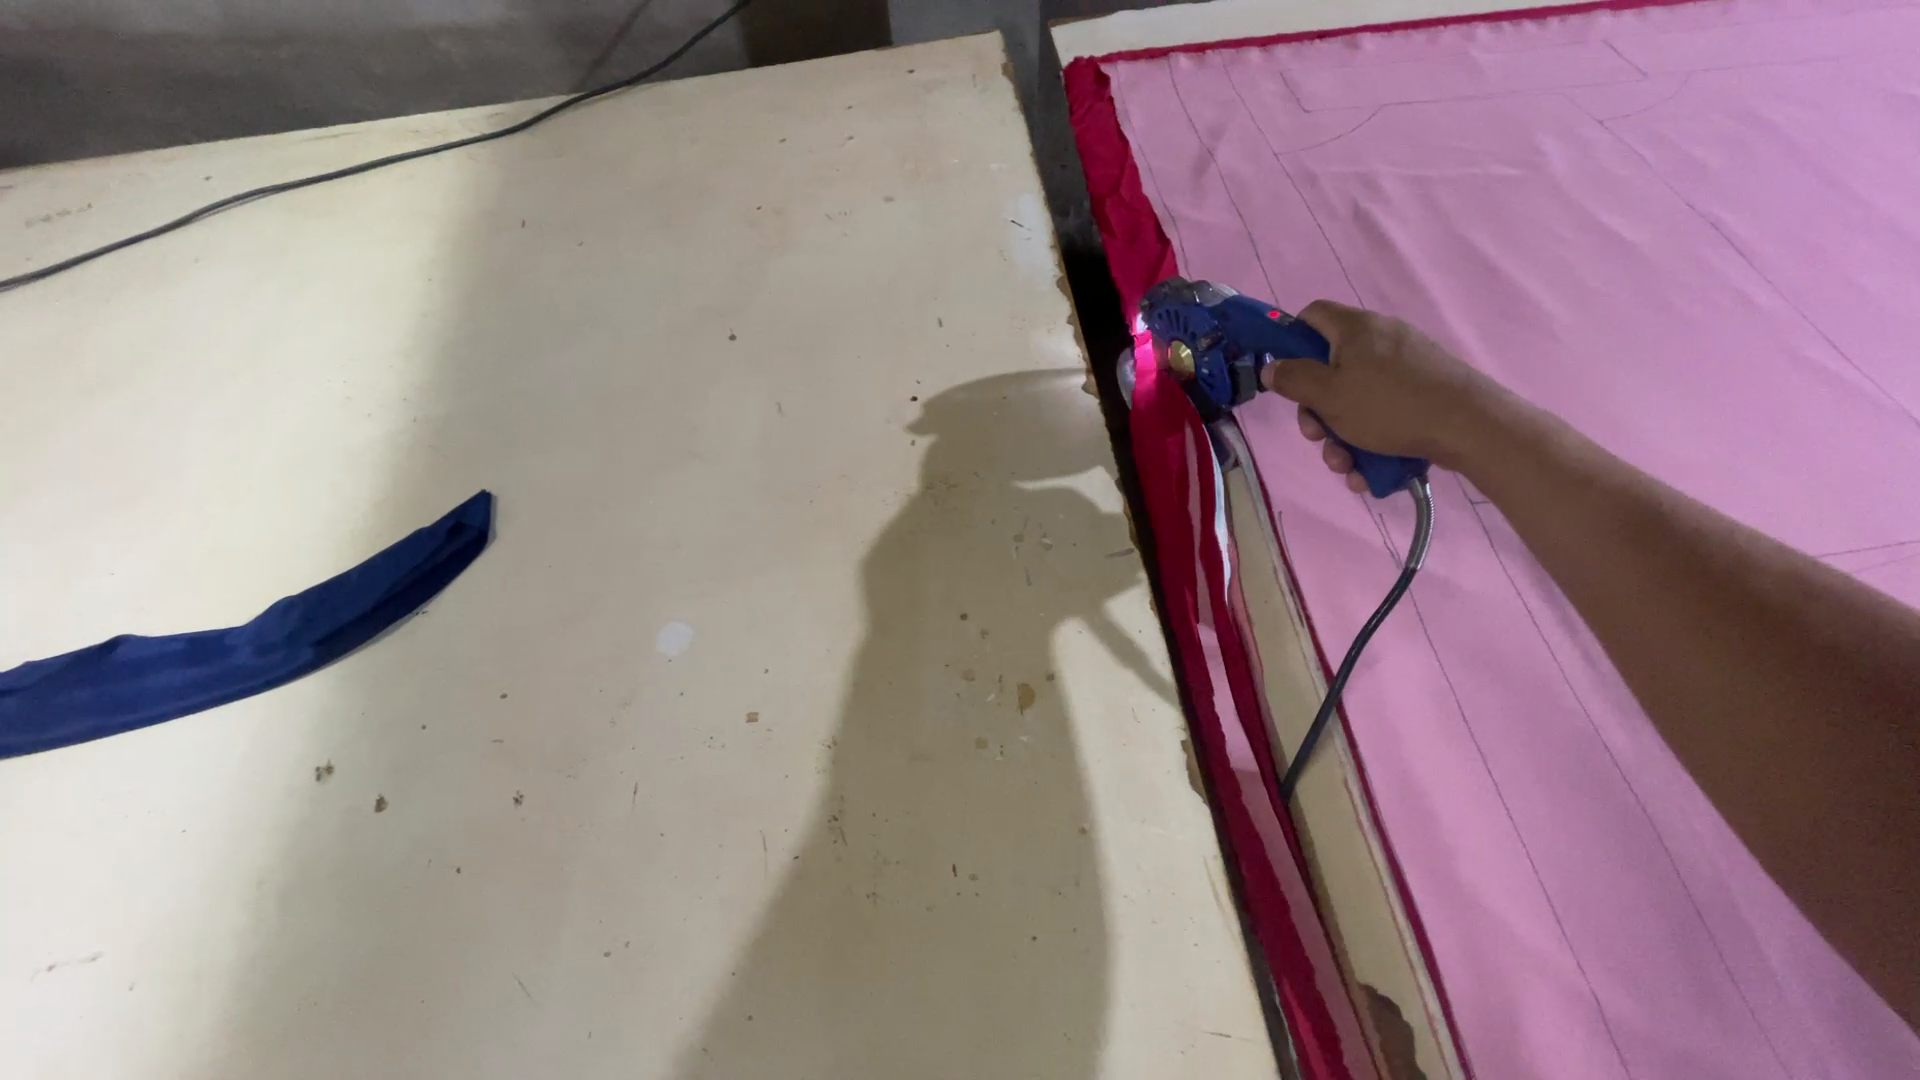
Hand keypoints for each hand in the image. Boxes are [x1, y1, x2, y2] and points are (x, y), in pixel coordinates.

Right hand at [1260, 300, 1501, 489]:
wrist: (1470, 426)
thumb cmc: (1389, 405)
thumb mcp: (1328, 395)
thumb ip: (1292, 379)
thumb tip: (1272, 366)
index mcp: (1355, 329)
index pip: (1312, 315)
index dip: (1291, 340)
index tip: (1287, 376)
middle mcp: (1381, 339)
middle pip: (1330, 368)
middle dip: (1317, 410)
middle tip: (1316, 436)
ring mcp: (1405, 365)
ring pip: (1355, 399)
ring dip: (1341, 436)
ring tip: (1346, 466)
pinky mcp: (1423, 390)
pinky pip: (1383, 412)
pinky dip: (1370, 440)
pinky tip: (1367, 471)